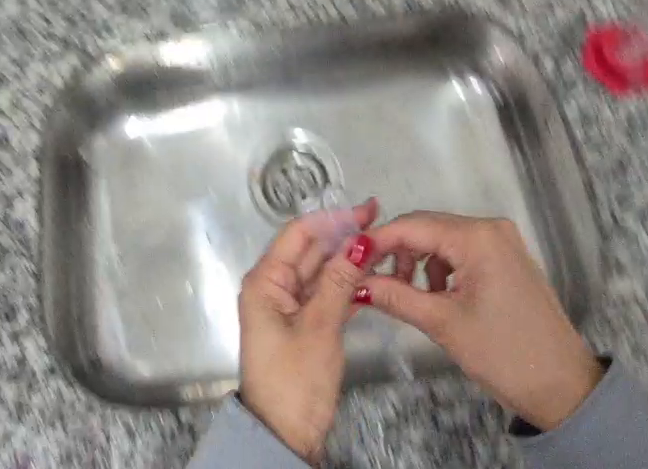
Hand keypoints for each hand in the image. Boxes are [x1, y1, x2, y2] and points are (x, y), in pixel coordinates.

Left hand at [236, 198, 380, 462]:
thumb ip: (339, 281)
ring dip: (348, 260)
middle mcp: (273, 286)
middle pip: (311, 250)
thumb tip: (359, 240)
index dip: (333, 218)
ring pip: (320, 271)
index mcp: (266, 280)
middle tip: (380, 224)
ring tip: (382, 247)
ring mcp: (287, 306)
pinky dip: (346, 285)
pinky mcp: (302, 325)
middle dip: (343, 236)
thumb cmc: (294, 380)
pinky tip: (371, 278)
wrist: (283, 437)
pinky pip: (324, 294)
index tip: (366, 210)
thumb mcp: (320, 327)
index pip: (299, 234)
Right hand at [360, 212, 602, 429]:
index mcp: (476, 236)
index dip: (377, 241)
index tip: (350, 259)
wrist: (565, 388)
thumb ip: (395, 296)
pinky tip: (436, 296)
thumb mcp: (443, 324)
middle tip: (372, 280)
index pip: (412, 226)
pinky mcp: (506, 258)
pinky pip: (460, 251)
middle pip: (426, 228)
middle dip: (397, 252)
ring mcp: (501, 241)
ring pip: (441, 239)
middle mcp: (490, 227)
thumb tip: (357, 281)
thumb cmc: (504, 354)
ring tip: (409, 296)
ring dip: (418, 262)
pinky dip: (441, 268)